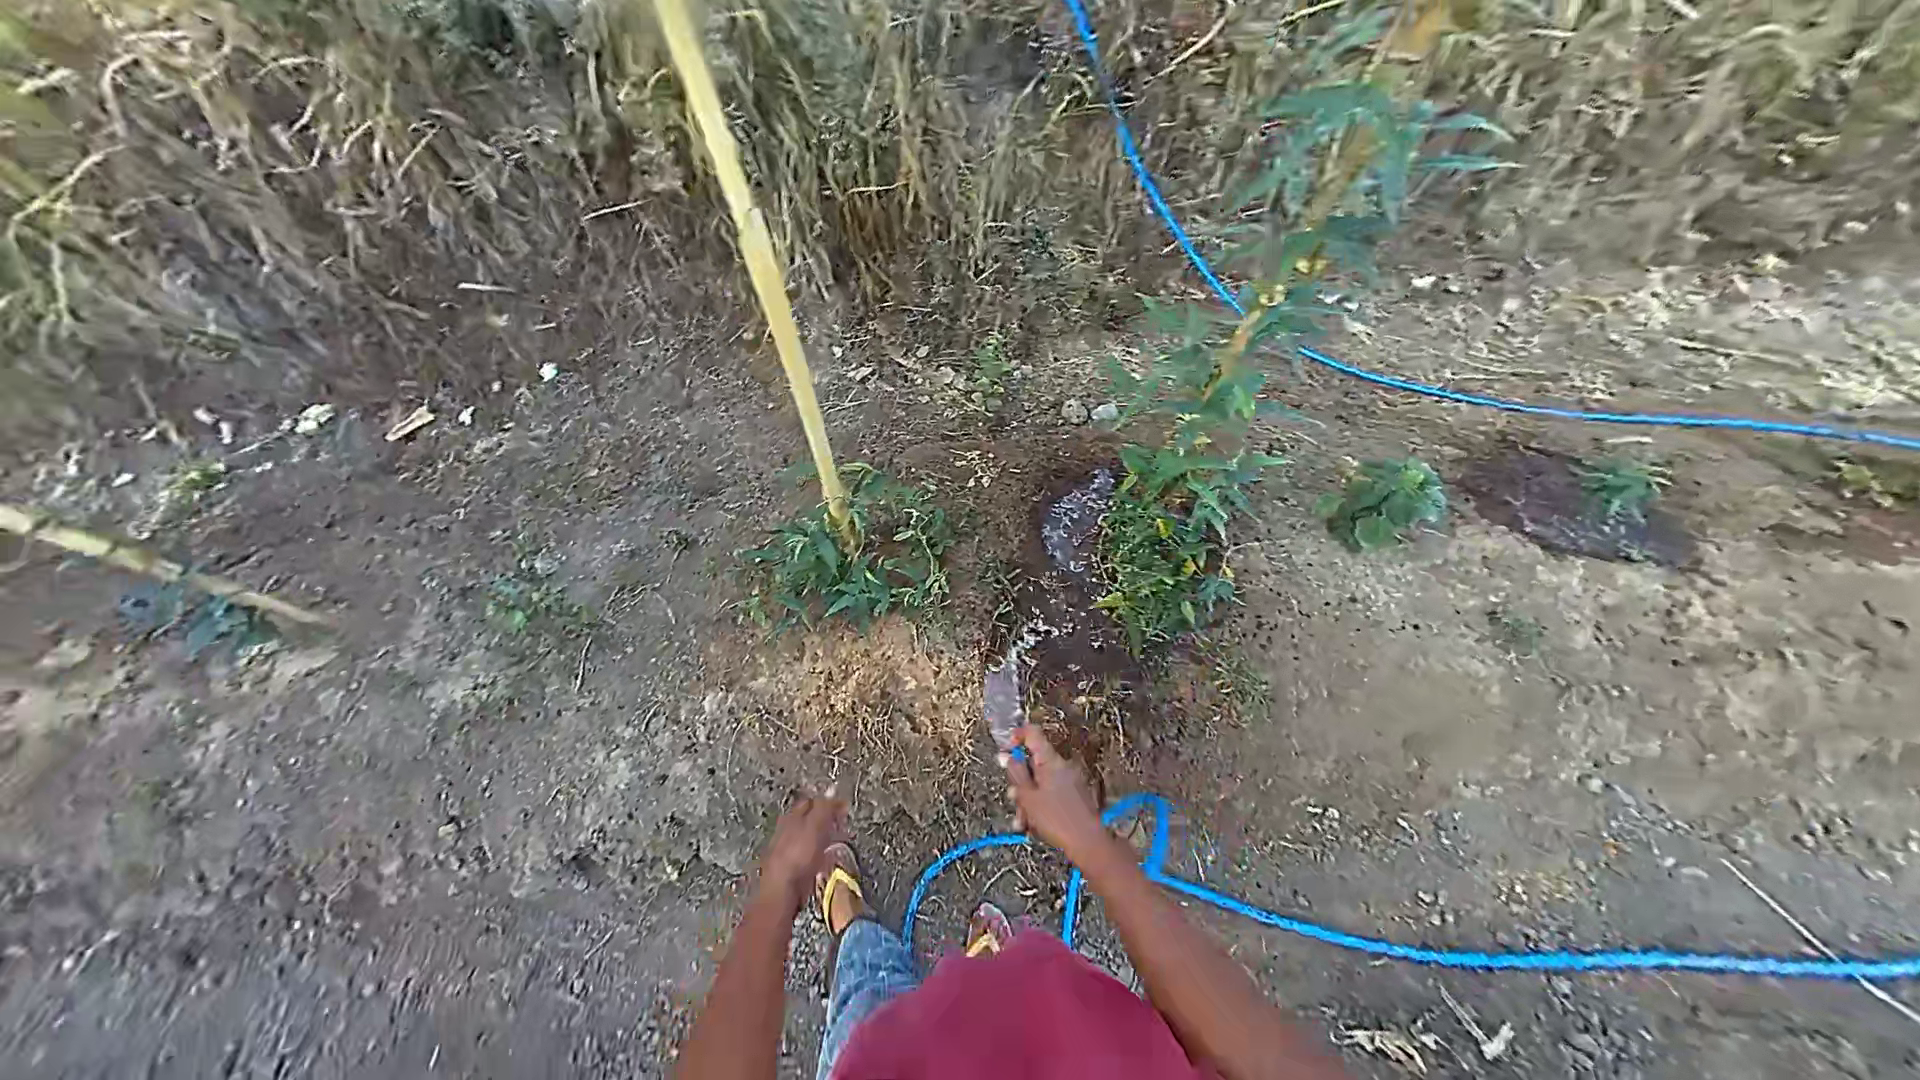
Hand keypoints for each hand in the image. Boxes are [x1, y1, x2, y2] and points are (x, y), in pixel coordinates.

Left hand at [757, 789, 847, 914]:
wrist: (782, 891)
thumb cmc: (798, 855)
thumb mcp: (816, 825)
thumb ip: (825, 808)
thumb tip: (832, 791)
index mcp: (792, 816)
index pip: (812, 802)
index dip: (828, 803)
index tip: (843, 808)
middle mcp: (786, 830)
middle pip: (808, 819)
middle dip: (825, 819)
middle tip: (841, 823)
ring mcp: (786, 850)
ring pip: (808, 837)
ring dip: (822, 837)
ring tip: (836, 841)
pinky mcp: (790, 868)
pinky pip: (807, 855)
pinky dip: (818, 854)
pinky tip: (824, 860)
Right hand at [1001, 726, 1107, 862]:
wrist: (1088, 843)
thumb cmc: (1057, 819)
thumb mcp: (1027, 796)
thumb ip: (1016, 774)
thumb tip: (1005, 756)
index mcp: (1050, 760)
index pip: (1032, 733)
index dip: (1016, 736)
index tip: (1005, 749)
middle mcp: (1062, 765)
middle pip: (1033, 763)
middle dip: (1021, 781)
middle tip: (1015, 799)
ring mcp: (1070, 780)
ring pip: (1040, 782)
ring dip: (1029, 799)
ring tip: (1024, 822)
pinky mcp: (1074, 795)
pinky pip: (1051, 793)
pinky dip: (1041, 805)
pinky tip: (1036, 825)